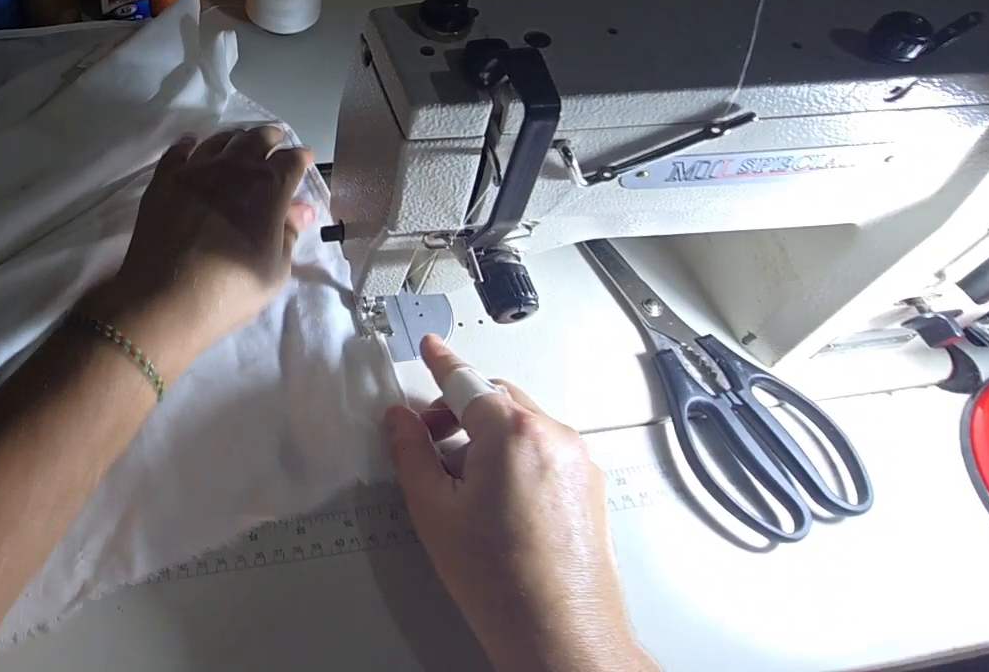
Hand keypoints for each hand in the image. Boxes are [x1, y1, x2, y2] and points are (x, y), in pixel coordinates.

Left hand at [90, 125, 315, 371]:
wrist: (165, 299)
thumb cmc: (230, 290)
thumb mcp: (274, 270)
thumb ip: (289, 233)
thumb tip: (301, 208)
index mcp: (268, 188)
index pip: (291, 160)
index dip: (301, 158)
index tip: (304, 160)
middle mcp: (233, 168)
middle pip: (256, 139)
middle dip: (270, 138)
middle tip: (275, 141)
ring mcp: (195, 170)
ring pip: (220, 140)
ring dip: (235, 138)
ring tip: (240, 142)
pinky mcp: (165, 179)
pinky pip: (179, 151)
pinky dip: (189, 144)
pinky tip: (192, 144)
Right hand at [385, 336, 656, 671]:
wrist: (563, 640)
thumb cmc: (503, 584)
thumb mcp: (433, 510)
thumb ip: (410, 452)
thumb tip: (400, 421)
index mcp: (513, 434)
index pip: (466, 382)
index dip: (441, 362)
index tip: (431, 347)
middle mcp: (553, 437)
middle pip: (495, 398)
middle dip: (457, 408)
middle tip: (427, 435)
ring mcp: (577, 461)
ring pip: (519, 422)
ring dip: (485, 432)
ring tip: (459, 479)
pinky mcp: (588, 484)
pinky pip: (542, 446)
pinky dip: (512, 451)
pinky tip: (492, 494)